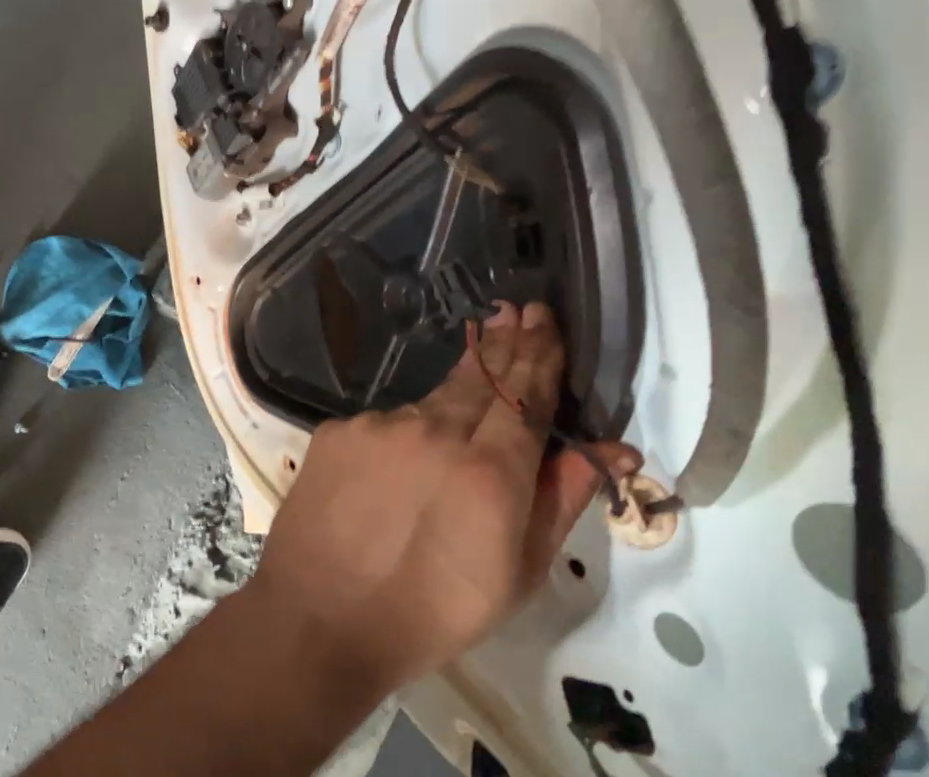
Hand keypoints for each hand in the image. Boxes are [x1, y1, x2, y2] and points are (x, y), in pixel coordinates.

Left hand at [249, 301, 640, 689]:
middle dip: (504, 344)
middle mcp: (434, 432)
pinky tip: (403, 459)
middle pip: (481, 379)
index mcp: (490, 471)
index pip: (526, 396)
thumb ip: (559, 500)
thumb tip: (607, 447)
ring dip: (456, 389)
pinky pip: (385, 424)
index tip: (546, 319)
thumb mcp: (516, 573)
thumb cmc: (432, 613)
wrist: (321, 618)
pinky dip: (404, 433)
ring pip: (431, 401)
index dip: (540, 355)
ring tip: (474, 367)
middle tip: (518, 310)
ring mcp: (378, 427)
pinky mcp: (336, 431)